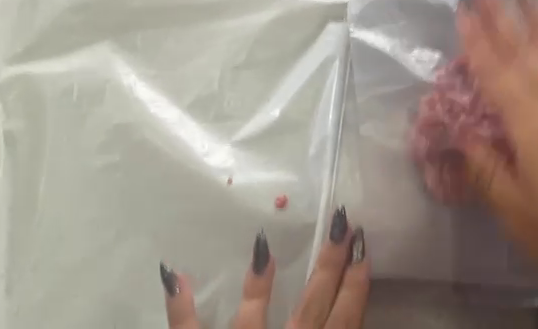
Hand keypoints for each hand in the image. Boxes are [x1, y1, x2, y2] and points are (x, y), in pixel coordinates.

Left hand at [163, 211, 367, 328]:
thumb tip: (355, 321)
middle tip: (341, 219)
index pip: (345, 321)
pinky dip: (179, 305)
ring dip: (259, 280)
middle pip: (312, 305)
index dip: (356, 285)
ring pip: (253, 314)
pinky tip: (173, 274)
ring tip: (263, 242)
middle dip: (329, 263)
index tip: (363, 245)